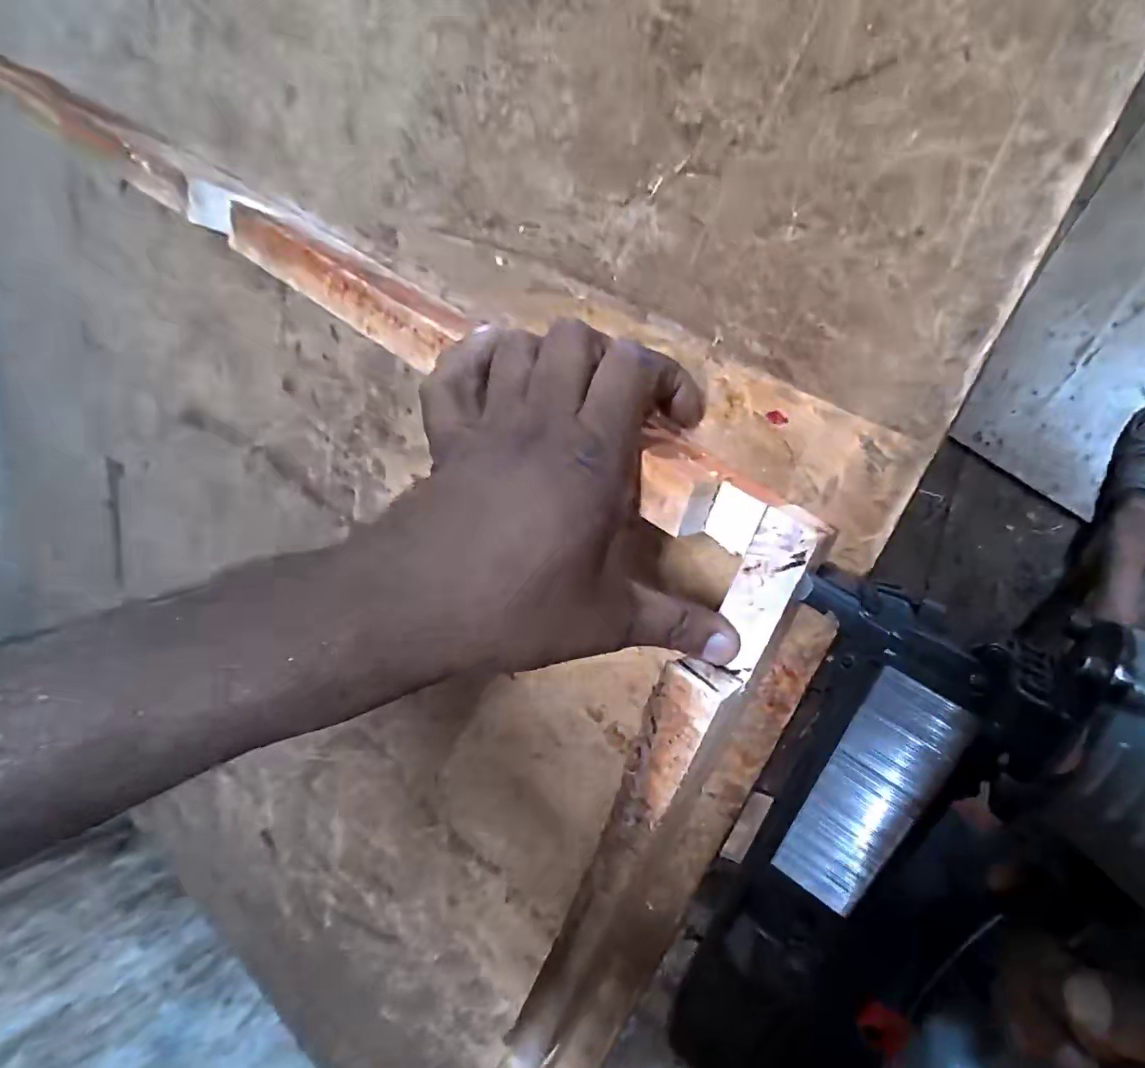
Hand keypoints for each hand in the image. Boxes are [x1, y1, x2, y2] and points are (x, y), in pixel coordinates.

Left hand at [371, 319, 740, 676]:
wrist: (408, 611)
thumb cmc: (520, 608)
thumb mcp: (611, 620)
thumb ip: (679, 624)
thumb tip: (736, 649)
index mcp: (593, 454)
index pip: (635, 367)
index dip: (670, 378)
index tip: (683, 423)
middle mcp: (544, 421)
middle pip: (582, 340)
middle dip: (618, 364)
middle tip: (634, 413)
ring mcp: (489, 422)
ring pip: (524, 343)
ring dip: (560, 360)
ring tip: (580, 402)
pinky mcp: (446, 435)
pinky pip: (457, 370)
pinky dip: (483, 359)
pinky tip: (505, 376)